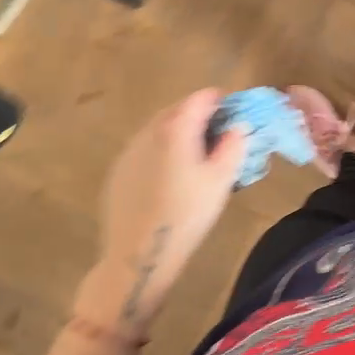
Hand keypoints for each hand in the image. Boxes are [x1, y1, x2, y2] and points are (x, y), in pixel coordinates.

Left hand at [79, 89, 247, 332]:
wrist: (138, 256)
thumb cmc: (187, 215)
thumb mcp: (221, 180)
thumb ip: (234, 145)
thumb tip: (237, 126)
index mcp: (176, 128)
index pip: (201, 98)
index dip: (221, 102)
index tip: (234, 117)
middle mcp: (148, 131)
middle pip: (178, 110)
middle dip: (199, 117)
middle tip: (218, 139)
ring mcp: (129, 151)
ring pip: (158, 130)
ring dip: (178, 134)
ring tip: (194, 160)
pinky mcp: (117, 172)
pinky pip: (144, 150)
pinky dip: (160, 152)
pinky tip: (169, 180)